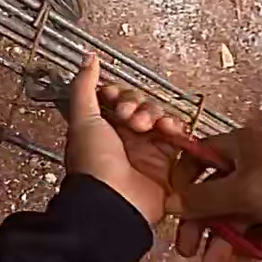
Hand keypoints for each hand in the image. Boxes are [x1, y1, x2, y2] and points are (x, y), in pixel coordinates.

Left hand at [62, 53, 170, 224]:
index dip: (118, 93)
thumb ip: (84, 86)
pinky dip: (175, 128)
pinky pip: (178, 136)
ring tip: (147, 126)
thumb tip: (88, 59)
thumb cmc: (93, 164)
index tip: (113, 98)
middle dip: (137, 104)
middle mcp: (123, 137)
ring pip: (159, 116)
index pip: (117, 97)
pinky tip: (168, 129)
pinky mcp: (167, 162)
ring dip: (154, 114)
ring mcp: (146, 149)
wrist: (113, 202)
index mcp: (101, 127)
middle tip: (129, 117)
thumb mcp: (82, 118)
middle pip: (140, 104)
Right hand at [166, 129, 261, 261]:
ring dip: (223, 241)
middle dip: (201, 224)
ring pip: (235, 214)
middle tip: (190, 247)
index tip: (175, 204)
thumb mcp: (243, 191)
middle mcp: (254, 162)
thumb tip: (173, 202)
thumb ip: (203, 199)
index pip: (198, 156)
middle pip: (214, 192)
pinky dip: (247, 245)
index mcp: (241, 145)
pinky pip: (257, 227)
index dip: (183, 180)